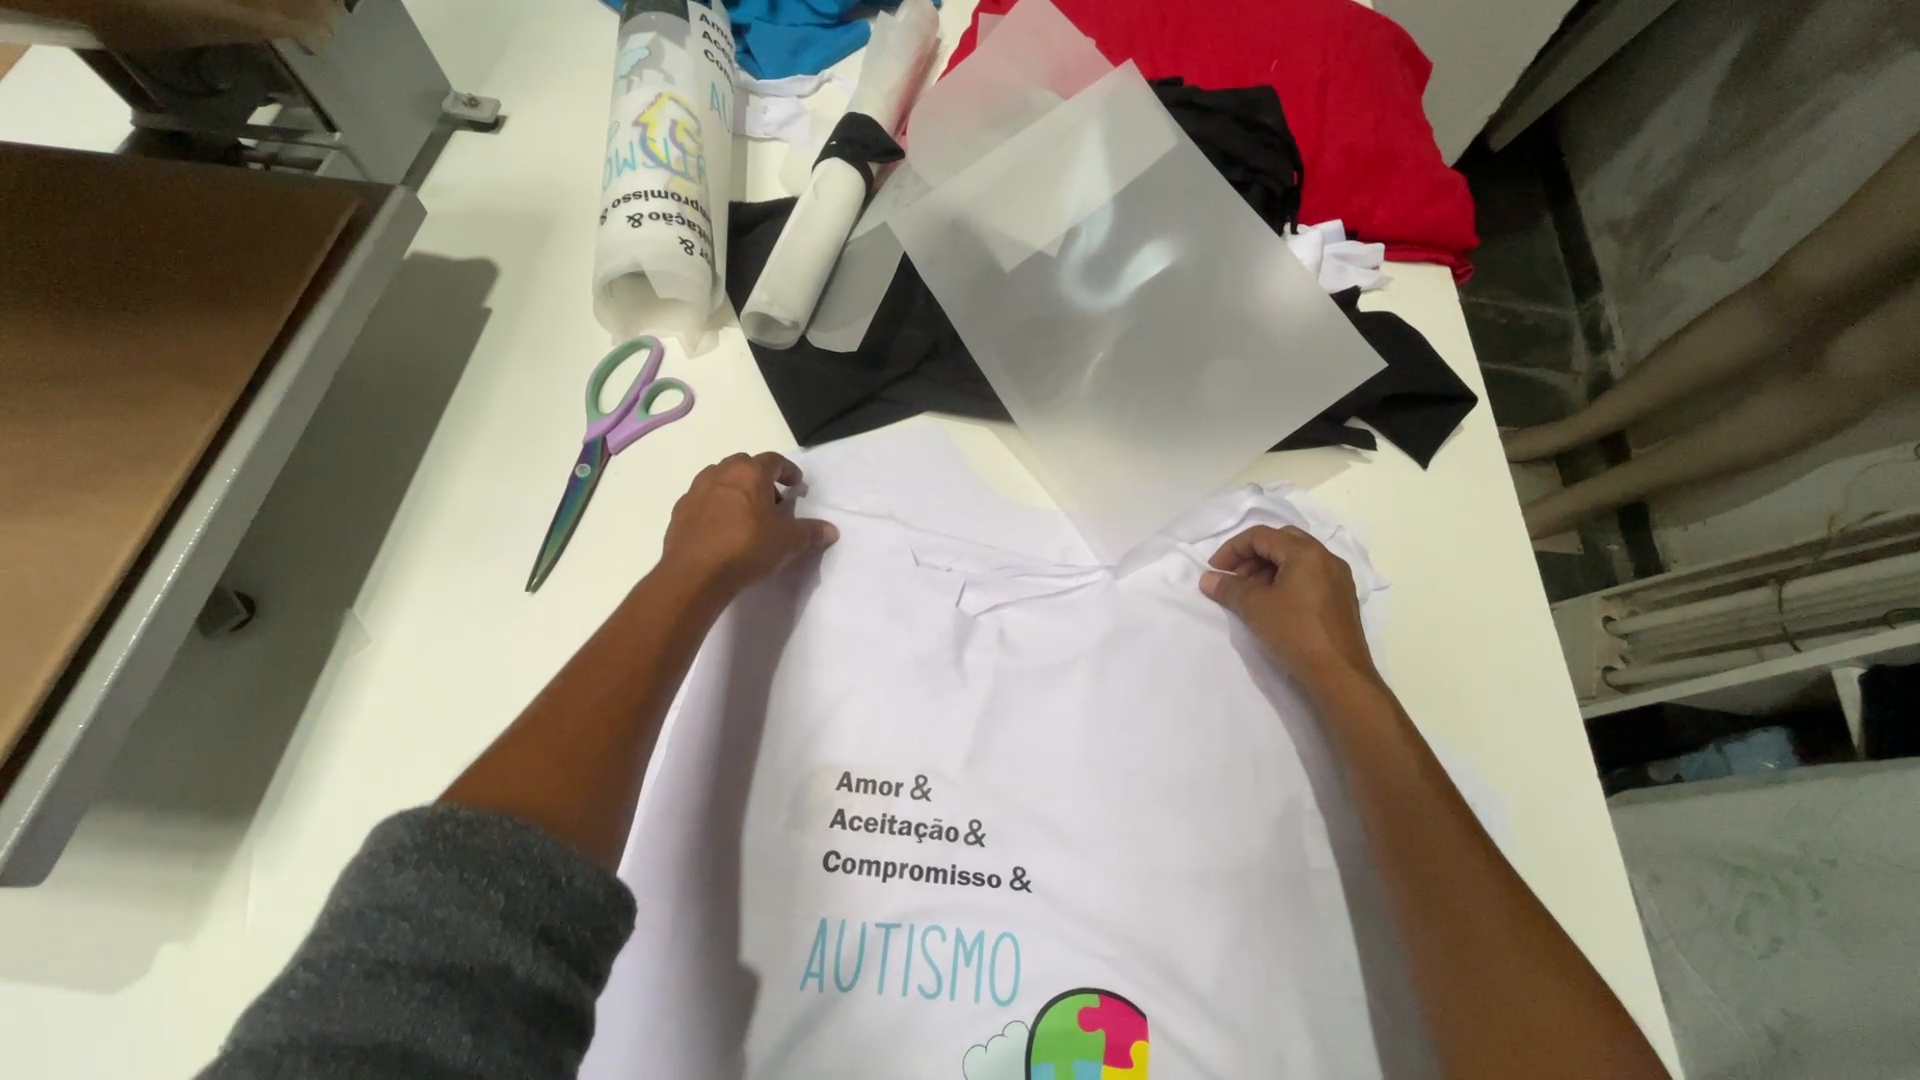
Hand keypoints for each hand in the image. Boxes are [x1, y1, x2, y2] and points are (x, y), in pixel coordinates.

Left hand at [659, 452, 837, 596]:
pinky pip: (703, 500)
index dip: (788, 470)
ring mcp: (696, 491)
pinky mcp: (680, 511)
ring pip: (720, 480)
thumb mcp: (788, 542)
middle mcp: (720, 474)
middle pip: (744, 465)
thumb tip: (832, 530)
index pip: (773, 460)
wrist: (695, 573)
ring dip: (736, 490)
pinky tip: (722, 528)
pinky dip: (716, 506)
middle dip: (760, 479)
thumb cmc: (747, 548)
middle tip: (773, 500)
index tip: (796, 484)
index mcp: (749, 473)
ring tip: (747, 513)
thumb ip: (810, 532)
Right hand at [1199, 525, 1378, 693]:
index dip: (1232, 549)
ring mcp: (1338, 578)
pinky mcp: (1341, 598)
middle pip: (1281, 541)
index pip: (1261, 536)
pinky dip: (1286, 580)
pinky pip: (1309, 576)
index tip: (1215, 570)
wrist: (1339, 674)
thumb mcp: (1255, 608)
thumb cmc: (1296, 633)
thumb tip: (1207, 578)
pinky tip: (1274, 604)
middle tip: (1234, 578)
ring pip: (1296, 559)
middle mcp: (1327, 558)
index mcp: (1306, 553)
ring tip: (1251, 594)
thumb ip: (1229, 588)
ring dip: (1268, 568)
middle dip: (1252, 556)